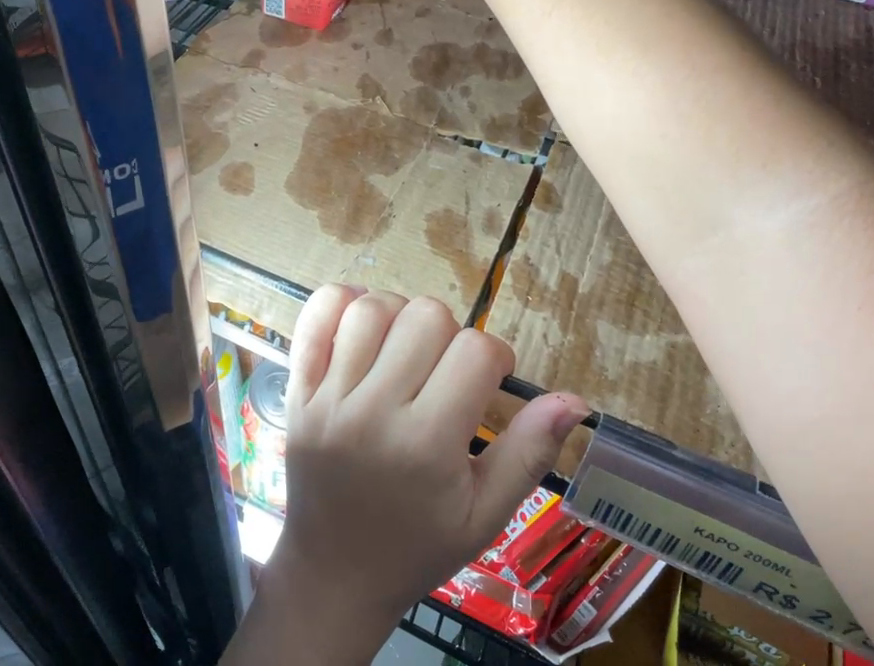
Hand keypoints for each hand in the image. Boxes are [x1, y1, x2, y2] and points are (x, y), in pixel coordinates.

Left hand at [277, 286, 588, 619]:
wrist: (334, 571)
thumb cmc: (417, 546)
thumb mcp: (485, 516)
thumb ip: (528, 453)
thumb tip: (575, 399)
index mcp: (426, 444)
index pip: (475, 352)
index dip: (496, 356)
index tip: (490, 381)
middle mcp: (373, 411)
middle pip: (425, 317)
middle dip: (450, 333)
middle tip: (446, 370)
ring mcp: (328, 396)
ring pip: (372, 308)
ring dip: (400, 315)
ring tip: (406, 347)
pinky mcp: (298, 389)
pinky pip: (314, 317)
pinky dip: (341, 301)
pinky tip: (364, 321)